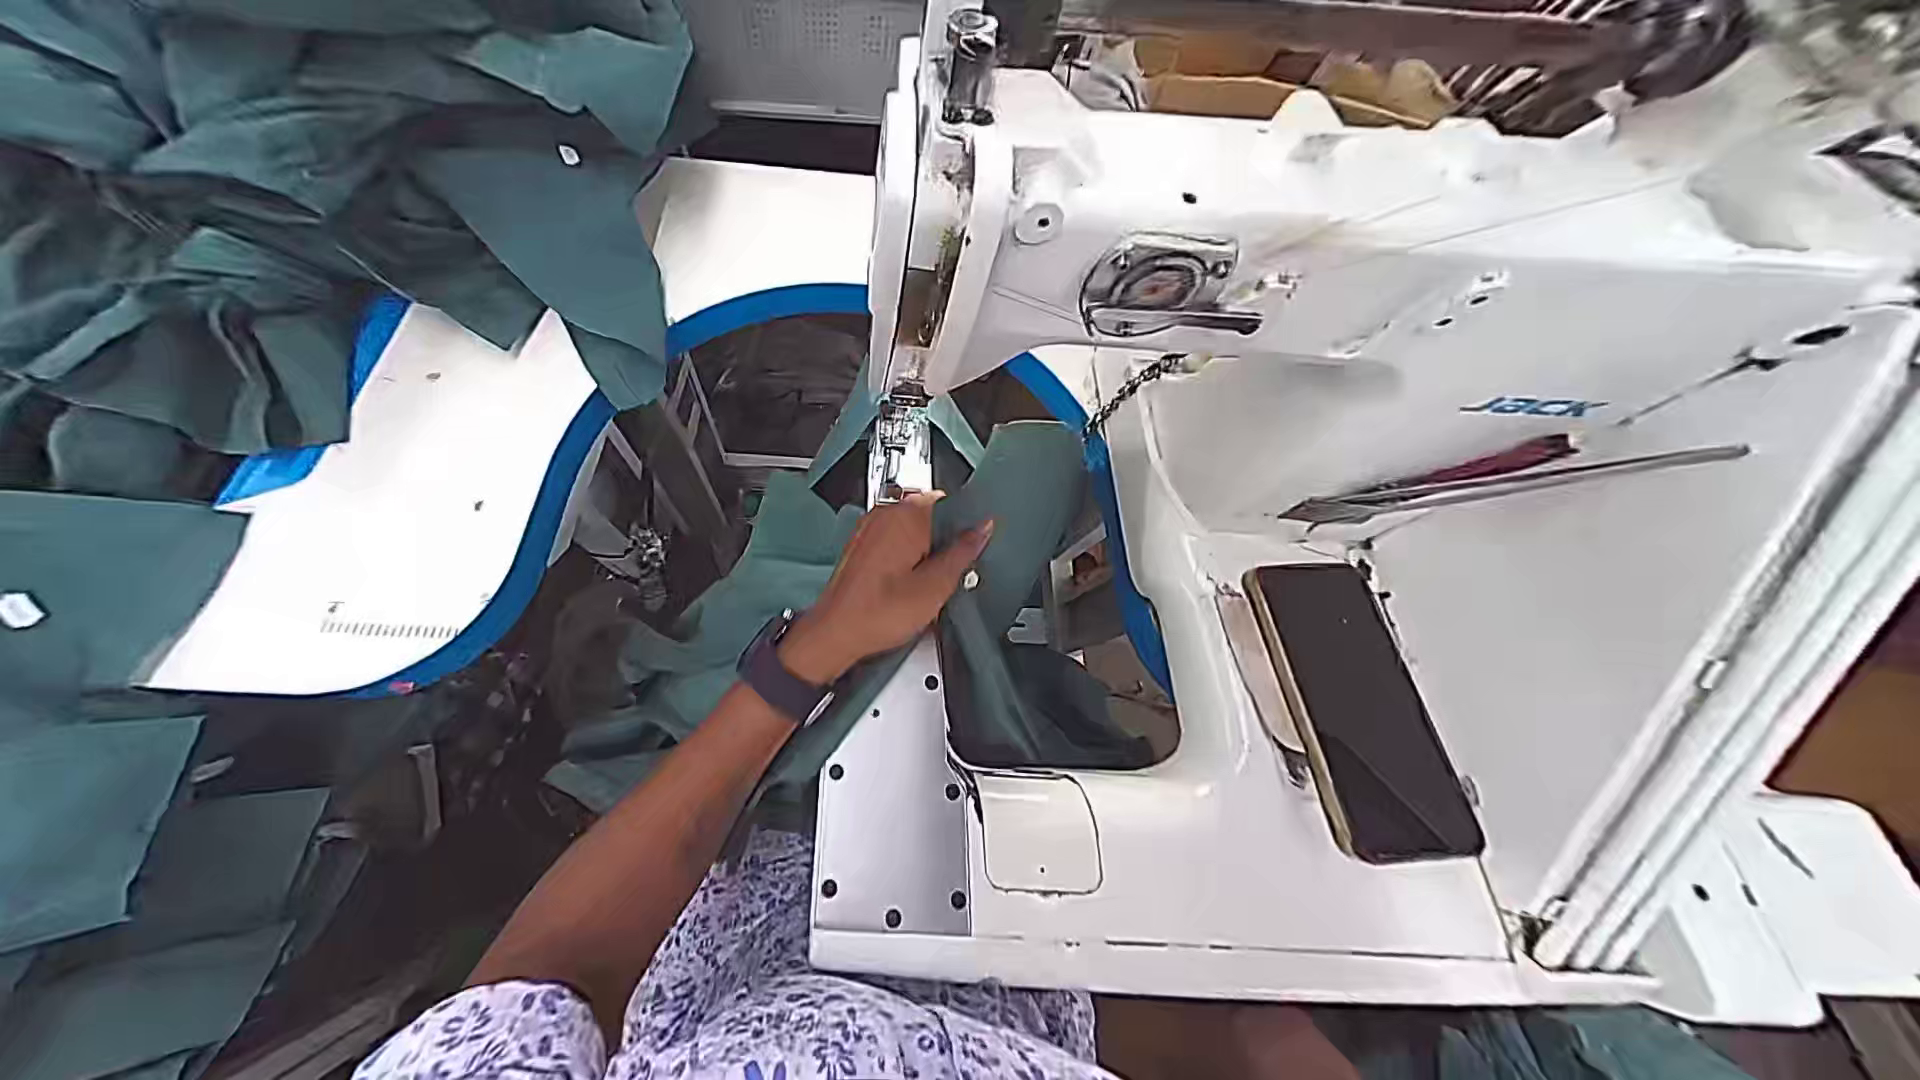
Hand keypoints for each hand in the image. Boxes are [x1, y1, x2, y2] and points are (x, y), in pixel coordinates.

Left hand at [777, 492, 992, 684]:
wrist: (836, 634)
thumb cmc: (876, 613)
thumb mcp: (936, 586)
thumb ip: (964, 552)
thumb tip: (982, 529)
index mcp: (906, 514)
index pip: (950, 500)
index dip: (965, 525)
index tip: (971, 546)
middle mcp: (885, 514)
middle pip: (931, 516)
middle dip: (944, 541)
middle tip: (948, 573)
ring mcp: (870, 529)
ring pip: (913, 531)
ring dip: (925, 553)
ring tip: (924, 584)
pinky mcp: (861, 546)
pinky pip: (895, 544)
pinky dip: (906, 560)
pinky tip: (905, 587)